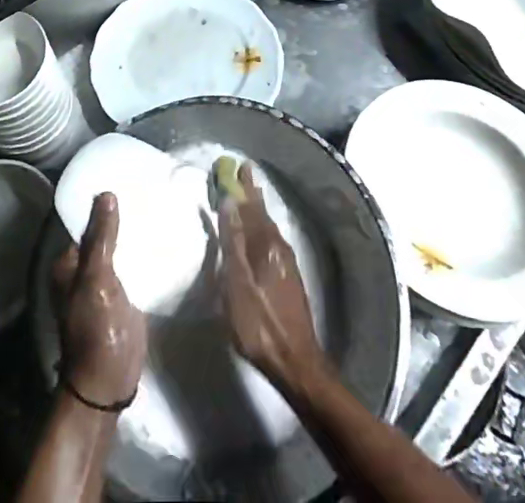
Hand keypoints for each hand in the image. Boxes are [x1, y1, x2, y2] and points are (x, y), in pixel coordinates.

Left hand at [53, 193, 146, 406]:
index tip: (129, 177)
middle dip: (125, 214)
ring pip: (123, 248)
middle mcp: (84, 271)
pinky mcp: (127, 295)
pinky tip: (167, 237)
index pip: (85, 222)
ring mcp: (106, 284)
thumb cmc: (96, 331)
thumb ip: (101, 239)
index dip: (103, 202)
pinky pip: (136, 264)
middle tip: (154, 187)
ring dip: (138, 232)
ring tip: (164, 204)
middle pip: (105, 234)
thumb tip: (105, 194)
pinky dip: (148, 251)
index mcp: (69, 265)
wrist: (109, 381)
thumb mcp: (97, 281)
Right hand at [218, 163, 323, 387]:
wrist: (294, 357)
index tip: (236, 168)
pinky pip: (271, 238)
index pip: (251, 209)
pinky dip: (262, 227)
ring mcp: (285, 261)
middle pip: (262, 215)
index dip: (242, 190)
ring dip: (257, 209)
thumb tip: (229, 205)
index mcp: (265, 246)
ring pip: (268, 226)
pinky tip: (258, 232)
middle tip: (243, 172)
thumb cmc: (258, 324)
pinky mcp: (287, 275)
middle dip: (251, 194)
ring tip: (248, 195)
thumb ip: (233, 245)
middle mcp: (278, 247)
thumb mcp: (237, 285)